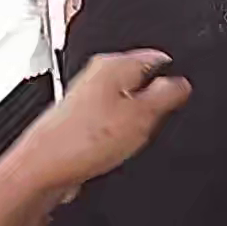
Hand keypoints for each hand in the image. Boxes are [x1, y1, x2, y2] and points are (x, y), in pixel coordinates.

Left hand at [0, 49, 191, 201]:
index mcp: (115, 64)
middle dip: (155, 103)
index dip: (176, 77)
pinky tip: (117, 148)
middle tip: (154, 124)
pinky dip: (120, 134)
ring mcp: (88, 97)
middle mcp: (98, 75)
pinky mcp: (82, 120)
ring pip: (128, 104)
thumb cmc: (83, 141)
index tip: (181, 97)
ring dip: (137, 122)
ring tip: (132, 138)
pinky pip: (113, 123)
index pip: (158, 57)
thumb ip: (168, 94)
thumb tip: (182, 83)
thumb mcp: (143, 116)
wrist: (44, 168)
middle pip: (143, 82)